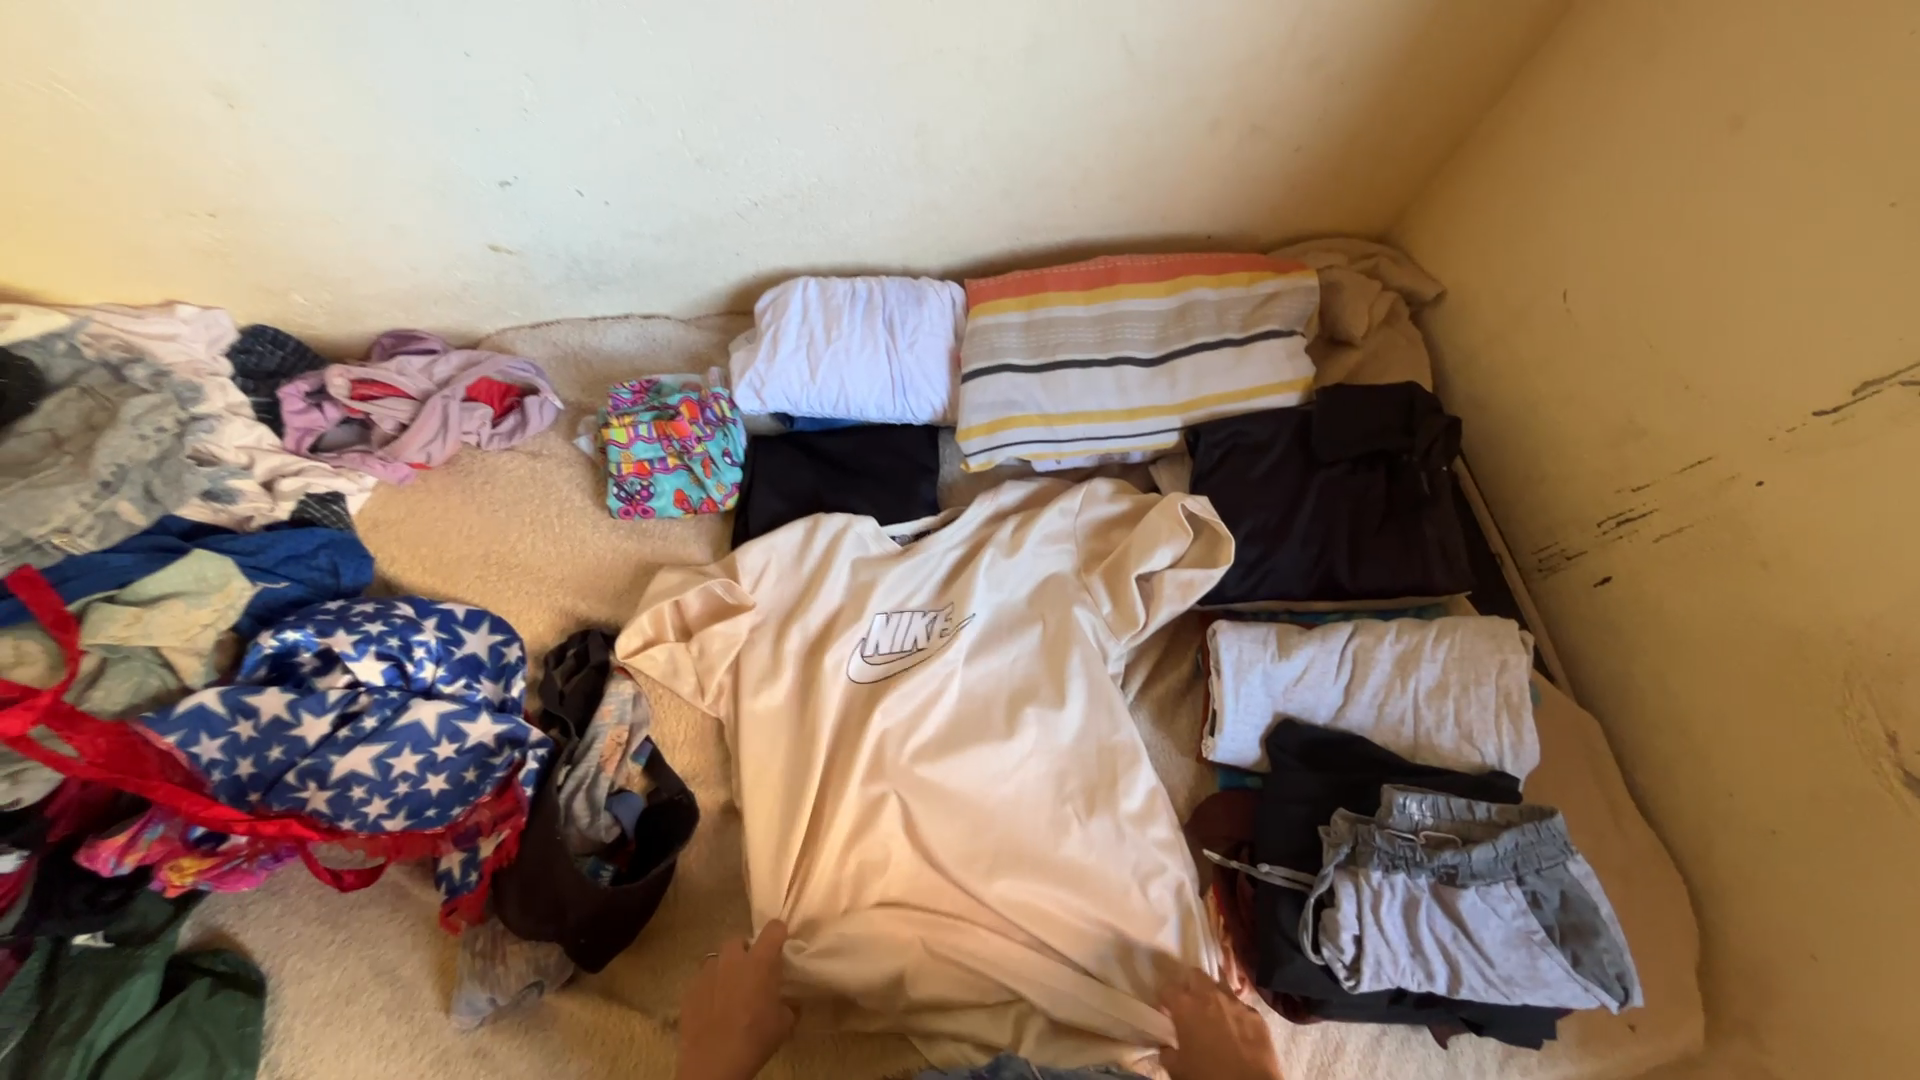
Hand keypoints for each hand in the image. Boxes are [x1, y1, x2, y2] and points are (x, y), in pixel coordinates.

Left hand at [675, 920, 797, 1079]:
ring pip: (717, 959)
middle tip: (752, 972)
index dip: (778, 934)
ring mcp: (708, 972)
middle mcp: (733, 959)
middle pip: (740, 940)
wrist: (714, 1064)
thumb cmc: (755, 1038)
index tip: (780, 944)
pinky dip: (709, 988)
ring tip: (729, 990)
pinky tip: (712, 1008)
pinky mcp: (689, 990)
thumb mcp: (784, 1022)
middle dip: (746, 951)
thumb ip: (788, 1004)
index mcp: (760, 960)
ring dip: (725, 969)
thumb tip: (790, 1002)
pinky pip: (702, 980)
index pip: (774, 928)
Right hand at [1158, 966, 1282, 1079]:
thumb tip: (1167, 1047)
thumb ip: (1167, 1053)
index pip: (1166, 988)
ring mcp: (1235, 1003)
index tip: (1165, 1010)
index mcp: (1185, 1006)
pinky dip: (1235, 1013)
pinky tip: (1237, 1029)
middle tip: (1189, 1003)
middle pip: (1195, 974)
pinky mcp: (1256, 1015)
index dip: (1164, 998)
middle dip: (1190, 984)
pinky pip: (1241, 1006)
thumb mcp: (1178, 1070)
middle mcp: (1209, 995)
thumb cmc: (1208, 1077)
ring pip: (1220, 985)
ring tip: (1214, 1012)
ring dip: (1214, 994)